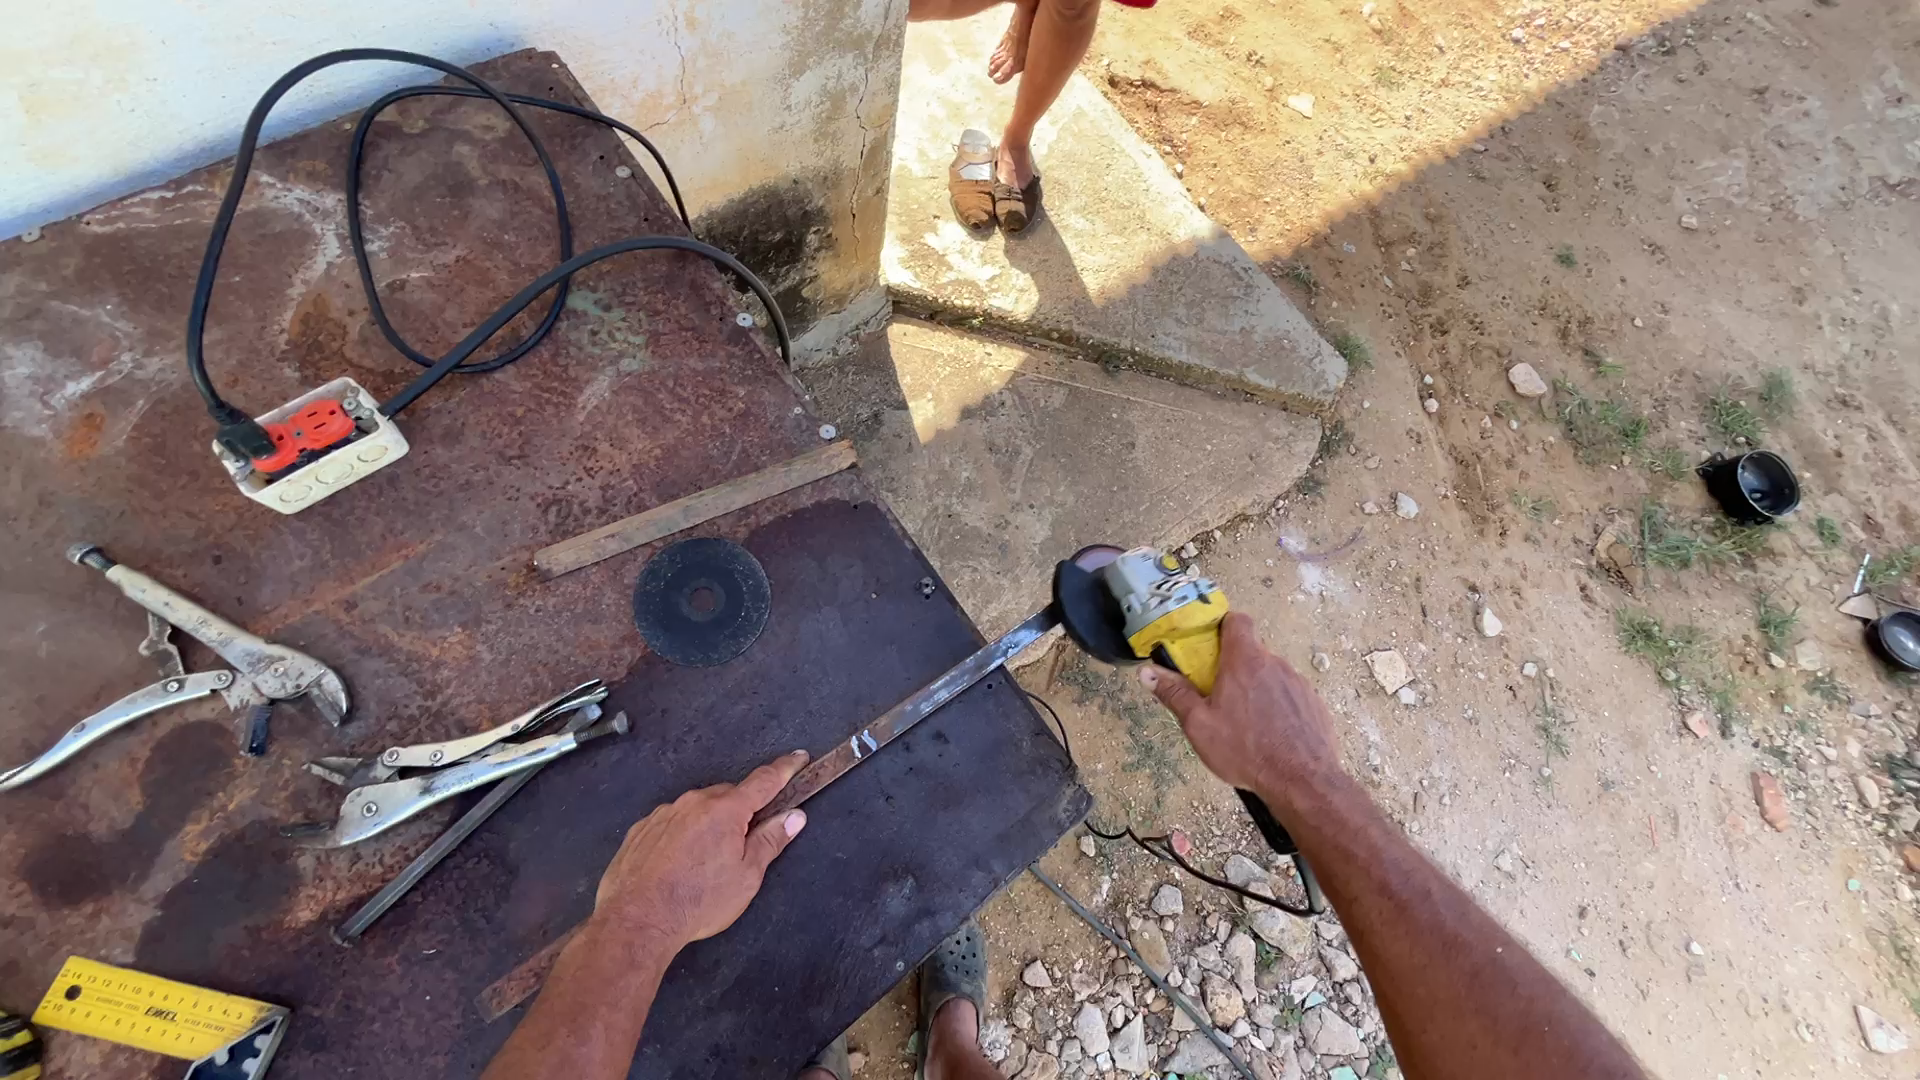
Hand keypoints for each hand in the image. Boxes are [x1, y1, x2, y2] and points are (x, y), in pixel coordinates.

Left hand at [589, 750, 810, 953]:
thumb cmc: (697, 902)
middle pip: (729, 795)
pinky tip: (677, 864)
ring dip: (709, 823)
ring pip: (699, 808)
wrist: (634, 923)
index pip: (765, 780)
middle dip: (741, 810)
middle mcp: (695, 801)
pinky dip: (682, 833)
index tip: (799, 757)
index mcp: (726, 809)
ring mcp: (665, 813)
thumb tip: (795, 815)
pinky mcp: (641, 828)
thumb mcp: (746, 877)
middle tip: (743, 841)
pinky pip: (672, 821)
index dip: (786, 768)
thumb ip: (771, 840)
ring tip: (704, 861)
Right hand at [1139, 613, 1343, 798]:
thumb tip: (1147, 673)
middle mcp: (1274, 664)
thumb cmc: (1247, 751)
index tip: (1208, 645)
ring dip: (1254, 688)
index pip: (1237, 621)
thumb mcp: (1199, 724)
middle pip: (1250, 651)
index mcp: (1244, 662)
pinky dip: (1276, 706)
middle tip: (1217, 694)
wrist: (1302, 782)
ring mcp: (1297, 684)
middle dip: (1232, 667)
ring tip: (1243, 721)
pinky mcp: (1312, 704)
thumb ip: (1174, 693)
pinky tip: (1268, 733)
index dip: (1222, 626)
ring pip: (1269, 675)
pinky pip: (1288, 695)